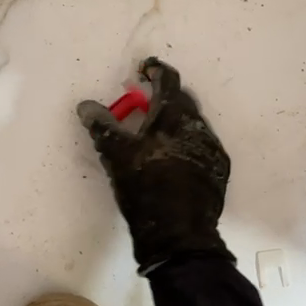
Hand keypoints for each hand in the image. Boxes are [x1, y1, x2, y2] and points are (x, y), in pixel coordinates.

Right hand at [77, 58, 232, 272]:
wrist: (179, 235)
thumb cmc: (145, 188)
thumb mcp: (116, 156)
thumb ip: (102, 126)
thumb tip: (86, 105)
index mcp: (174, 115)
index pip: (168, 79)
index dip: (154, 70)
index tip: (142, 70)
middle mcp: (199, 125)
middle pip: (182, 100)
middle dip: (163, 97)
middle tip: (144, 105)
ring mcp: (212, 148)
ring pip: (192, 124)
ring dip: (174, 123)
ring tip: (155, 135)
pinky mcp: (218, 170)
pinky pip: (201, 146)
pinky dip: (185, 144)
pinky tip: (173, 160)